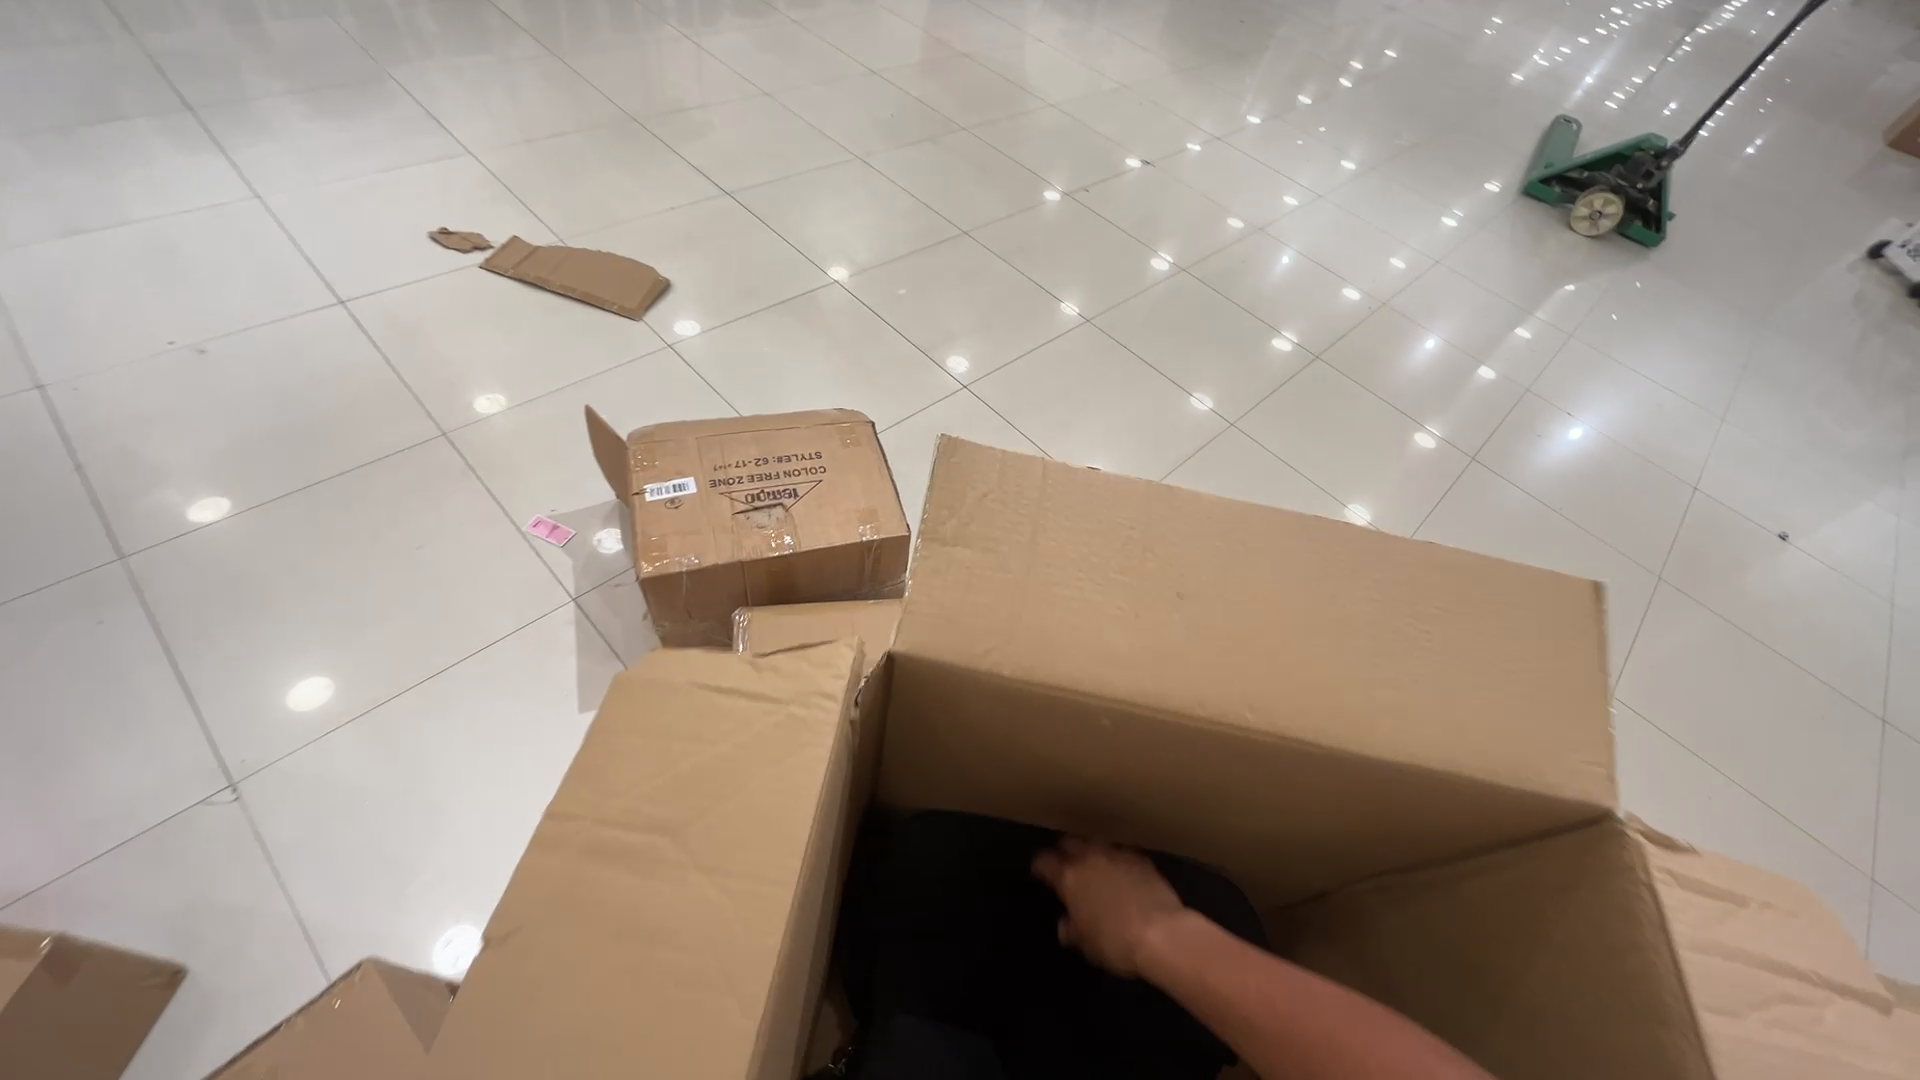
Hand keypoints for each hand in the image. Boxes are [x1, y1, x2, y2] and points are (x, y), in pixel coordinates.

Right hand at [1032, 837, 1186, 976]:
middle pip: (1069, 841)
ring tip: (1095, 864)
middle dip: (1064, 850)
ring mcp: (1117, 854)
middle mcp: (1090, 857)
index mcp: (1069, 877)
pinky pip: (1123, 851)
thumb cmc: (1115, 942)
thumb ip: (1071, 930)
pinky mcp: (1141, 858)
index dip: (1040, 866)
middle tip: (1066, 864)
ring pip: (1097, 841)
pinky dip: (1118, 858)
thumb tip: (1065, 924)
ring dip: (1092, 850)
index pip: (1044, 861)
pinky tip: (1123, 871)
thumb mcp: (1086, 945)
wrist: (1162, 933)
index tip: (1040, 873)